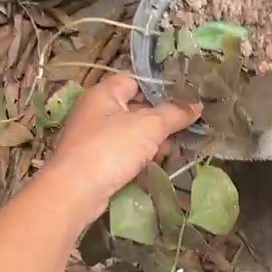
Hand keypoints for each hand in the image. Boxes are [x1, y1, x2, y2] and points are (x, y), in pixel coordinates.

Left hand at [42, 73, 198, 219]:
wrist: (75, 191)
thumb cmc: (110, 148)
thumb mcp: (149, 126)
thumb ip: (174, 113)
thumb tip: (196, 105)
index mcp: (104, 93)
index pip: (135, 79)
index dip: (160, 85)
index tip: (185, 95)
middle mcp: (96, 111)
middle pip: (135, 106)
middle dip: (161, 116)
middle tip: (187, 124)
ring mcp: (94, 137)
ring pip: (131, 131)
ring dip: (154, 138)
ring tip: (179, 145)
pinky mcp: (96, 160)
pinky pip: (124, 150)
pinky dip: (141, 153)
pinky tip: (159, 160)